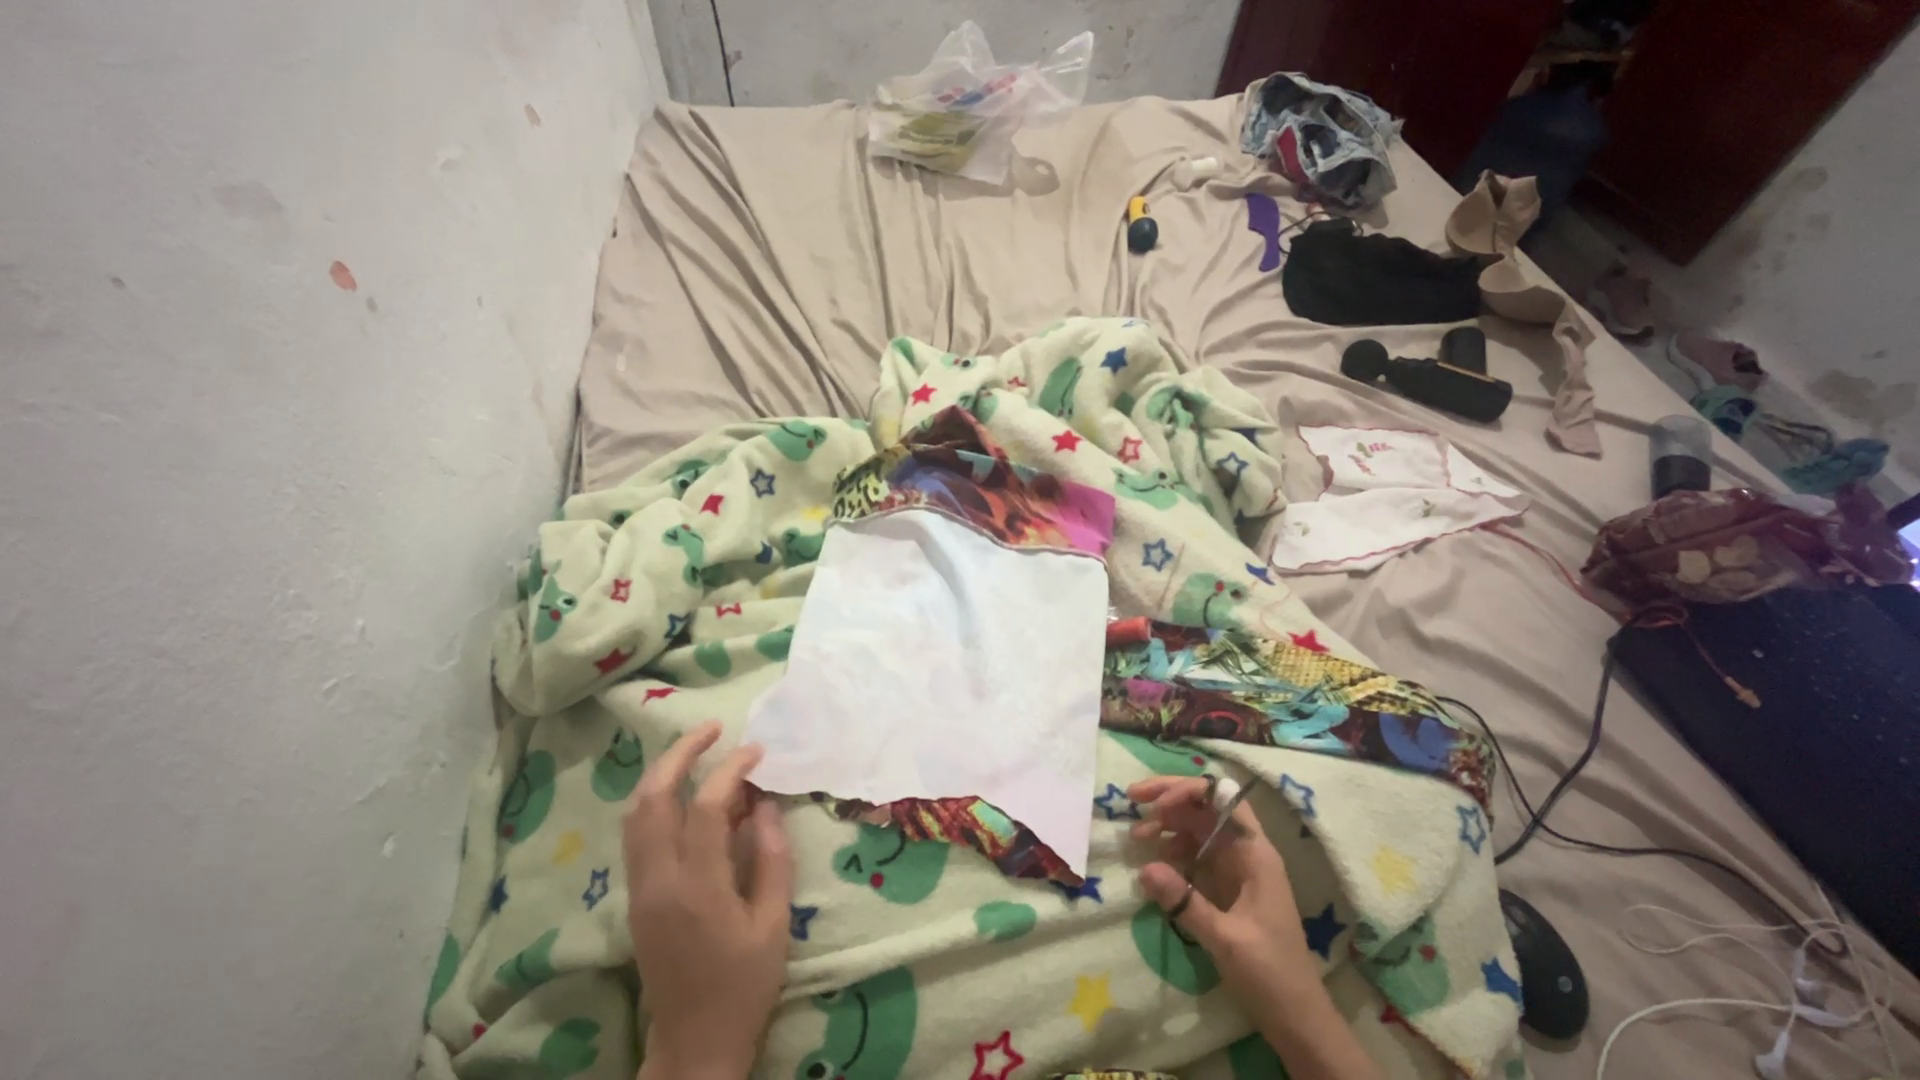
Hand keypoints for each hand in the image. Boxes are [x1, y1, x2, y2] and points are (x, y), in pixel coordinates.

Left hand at [627, 721, 792, 1079]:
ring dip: (663, 774)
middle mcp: (658, 881)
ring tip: (697, 751)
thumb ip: (772, 859)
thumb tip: (766, 804)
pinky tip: (683, 794)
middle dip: (680, 754)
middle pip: (653, 799)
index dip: (731, 771)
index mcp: (698, 889)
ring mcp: (640, 890)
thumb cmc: (745, 985)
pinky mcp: (635, 899)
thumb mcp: (774, 924)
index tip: (757, 752)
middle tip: (713, 728)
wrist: (695, 1042)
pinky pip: (637, 834)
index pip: (705, 808)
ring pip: (636, 814)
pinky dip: (656, 801)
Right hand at [1130, 775, 1379, 1079]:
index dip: (1188, 792)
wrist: (1297, 1018)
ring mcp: (1236, 871)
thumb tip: (1143, 868)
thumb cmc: (1270, 973)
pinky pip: (1196, 856)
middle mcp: (1246, 853)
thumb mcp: (1225, 939)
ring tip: (1137, 838)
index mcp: (1256, 854)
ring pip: (1198, 830)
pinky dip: (1172, 852)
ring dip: (1168, 825)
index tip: (1155, 806)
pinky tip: (1153, 863)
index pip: (1222, 799)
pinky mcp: (1226, 890)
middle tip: (1132, 799)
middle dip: (1170, 799)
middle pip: (1206, 808)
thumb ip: (1185, 902)